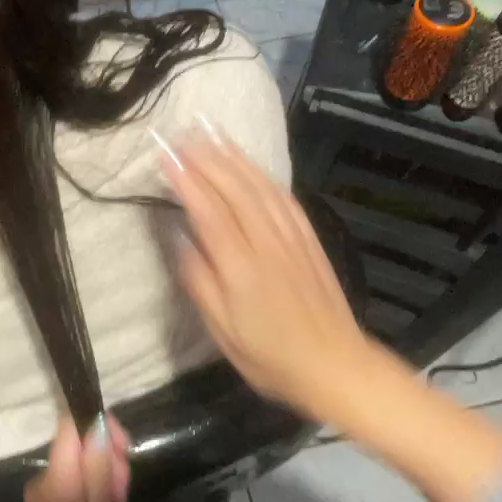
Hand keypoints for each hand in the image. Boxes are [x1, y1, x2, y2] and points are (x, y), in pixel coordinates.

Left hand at [17, 416, 128, 501]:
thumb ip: (99, 472)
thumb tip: (98, 427)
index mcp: (55, 481)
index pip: (70, 426)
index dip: (100, 428)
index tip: (124, 451)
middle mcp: (42, 483)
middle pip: (76, 448)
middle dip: (106, 461)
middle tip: (122, 497)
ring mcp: (41, 500)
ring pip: (79, 471)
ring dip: (102, 484)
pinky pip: (72, 490)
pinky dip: (92, 500)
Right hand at [166, 139, 501, 501]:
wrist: (337, 366)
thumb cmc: (271, 358)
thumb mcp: (223, 332)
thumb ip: (199, 282)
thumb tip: (180, 238)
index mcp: (241, 268)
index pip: (209, 211)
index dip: (186, 180)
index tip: (164, 156)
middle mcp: (267, 244)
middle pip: (234, 189)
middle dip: (207, 158)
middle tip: (182, 134)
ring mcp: (292, 239)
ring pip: (261, 187)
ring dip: (234, 157)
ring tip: (212, 134)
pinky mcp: (309, 240)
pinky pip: (284, 198)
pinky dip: (264, 175)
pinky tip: (251, 164)